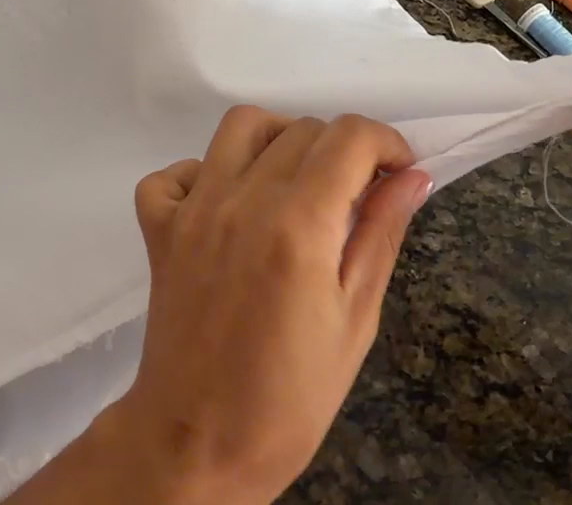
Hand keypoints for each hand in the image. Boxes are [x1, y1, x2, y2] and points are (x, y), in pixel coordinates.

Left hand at [9, 106, 431, 504]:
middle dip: (342, 149)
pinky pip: (176, 173)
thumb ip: (381, 234)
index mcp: (297, 224)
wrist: (198, 445)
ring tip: (298, 184)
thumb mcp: (355, 319)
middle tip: (356, 195)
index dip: (386, 143)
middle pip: (302, 128)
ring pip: (240, 126)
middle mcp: (242, 200)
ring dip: (279, 140)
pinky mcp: (159, 228)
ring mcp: (193, 210)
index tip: (398, 173)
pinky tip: (229, 206)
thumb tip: (412, 177)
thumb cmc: (291, 398)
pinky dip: (205, 174)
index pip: (349, 137)